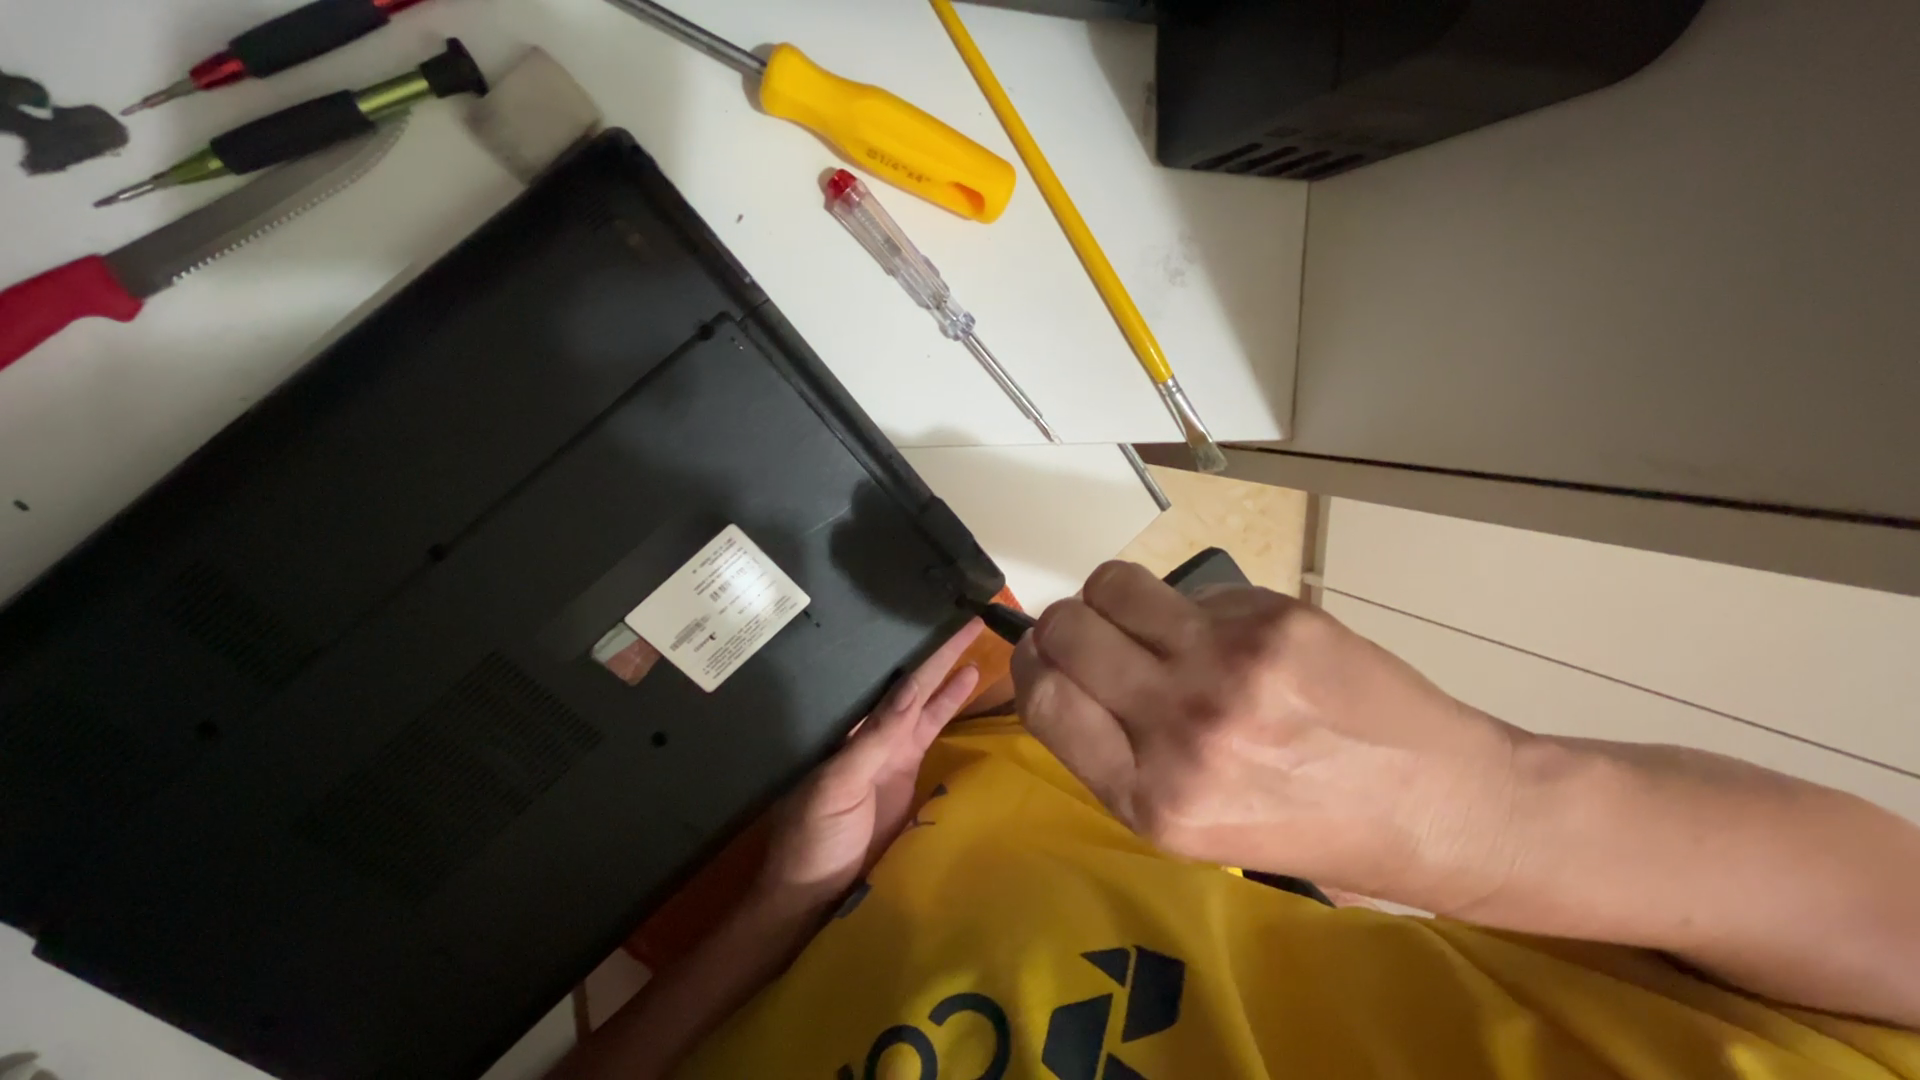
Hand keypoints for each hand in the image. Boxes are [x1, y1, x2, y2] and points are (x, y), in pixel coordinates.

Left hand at [758, 620, 983, 908]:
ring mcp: (893, 755)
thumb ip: (872, 742)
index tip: (945, 621)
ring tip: (978, 645)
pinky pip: (932, 736)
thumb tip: (908, 693)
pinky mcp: (908, 777)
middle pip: (915, 686)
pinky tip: (967, 692)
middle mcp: (876, 734)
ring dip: (950, 677)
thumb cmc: (812, 838)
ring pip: (927, 706)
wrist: (814, 893)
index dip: (925, 654)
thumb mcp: (836, 787)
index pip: (898, 683)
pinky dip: (949, 712)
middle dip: (942, 654)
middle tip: (972, 619)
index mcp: (856, 730)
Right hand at [1011, 561, 1520, 907]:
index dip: (1030, 666)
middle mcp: (1180, 729)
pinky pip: (1191, 590)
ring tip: (1147, 620)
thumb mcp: (1189, 828)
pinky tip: (1236, 641)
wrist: (1438, 806)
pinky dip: (1195, 608)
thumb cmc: (1306, 830)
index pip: (1043, 697)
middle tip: (1093, 636)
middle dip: (1064, 626)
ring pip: (1112, 585)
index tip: (1044, 658)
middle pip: (1064, 629)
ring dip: (1113, 597)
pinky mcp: (1272, 619)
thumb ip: (1117, 755)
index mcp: (1151, 799)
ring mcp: (1228, 665)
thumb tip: (1065, 670)